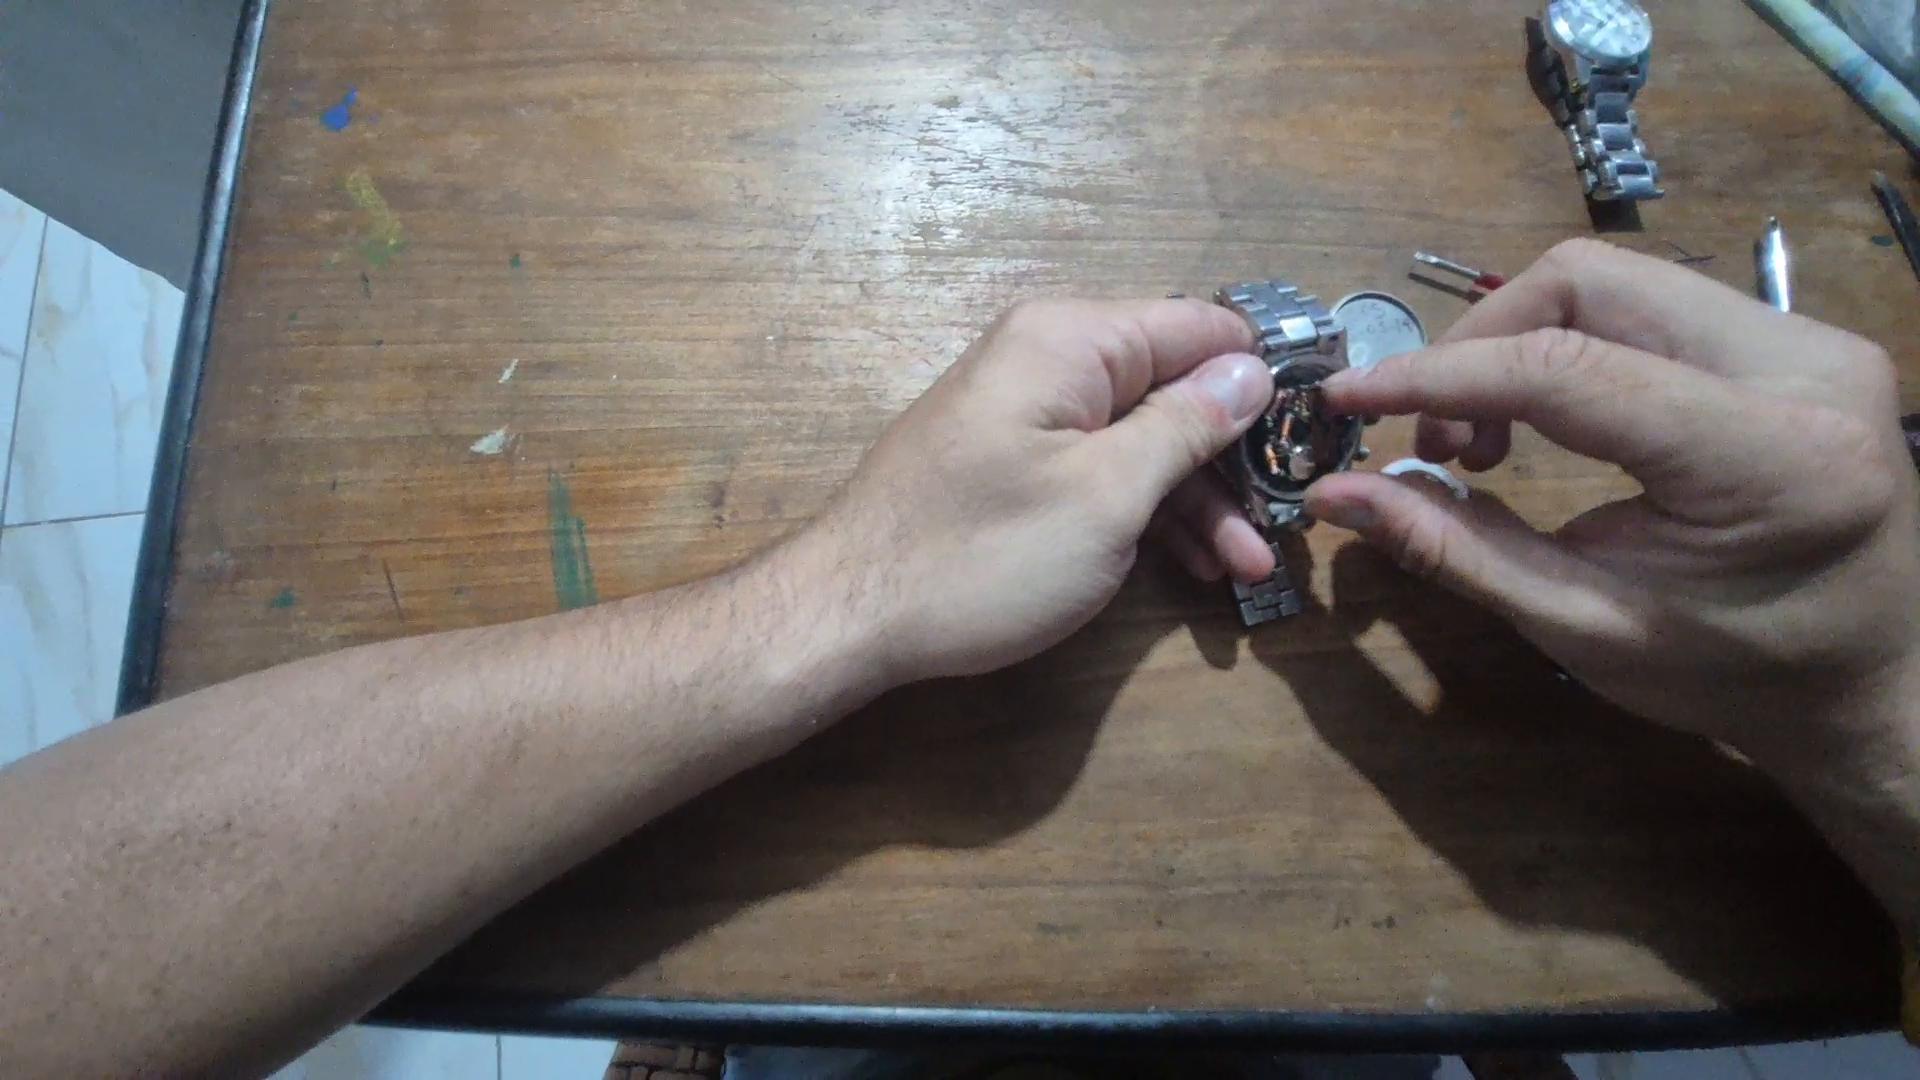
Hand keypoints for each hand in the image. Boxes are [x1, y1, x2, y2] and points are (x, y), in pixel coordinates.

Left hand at [811, 298, 1274, 683]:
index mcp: (1070, 340)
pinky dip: (1139, 512)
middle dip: (1227, 458)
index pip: (1197, 324)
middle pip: (1168, 389)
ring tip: (1244, 566)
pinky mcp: (1010, 465)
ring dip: (1192, 500)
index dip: (1261, 372)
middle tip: (1281, 526)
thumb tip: (1246, 370)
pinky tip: (1187, 562)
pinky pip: (1093, 471)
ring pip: (1135, 441)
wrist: (852, 614)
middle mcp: (1046, 361)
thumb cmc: (981, 554)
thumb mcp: (1104, 495)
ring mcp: (1024, 416)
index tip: (1315, 427)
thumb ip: (1183, 425)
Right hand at [1302, 239, 1919, 774]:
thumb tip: (1332, 495)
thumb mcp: (1570, 622)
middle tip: (1428, 440)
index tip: (1343, 398)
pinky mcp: (1773, 341)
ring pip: (1598, 282)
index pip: (1566, 369)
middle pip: (1582, 282)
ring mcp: (1796, 339)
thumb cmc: (1724, 671)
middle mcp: (1800, 364)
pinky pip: (1621, 308)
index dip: (1434, 376)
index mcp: (1767, 456)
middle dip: (1469, 350)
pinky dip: (1537, 354)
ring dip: (1498, 351)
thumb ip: (1448, 548)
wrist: (1867, 675)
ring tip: (1472, 445)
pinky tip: (1522, 427)